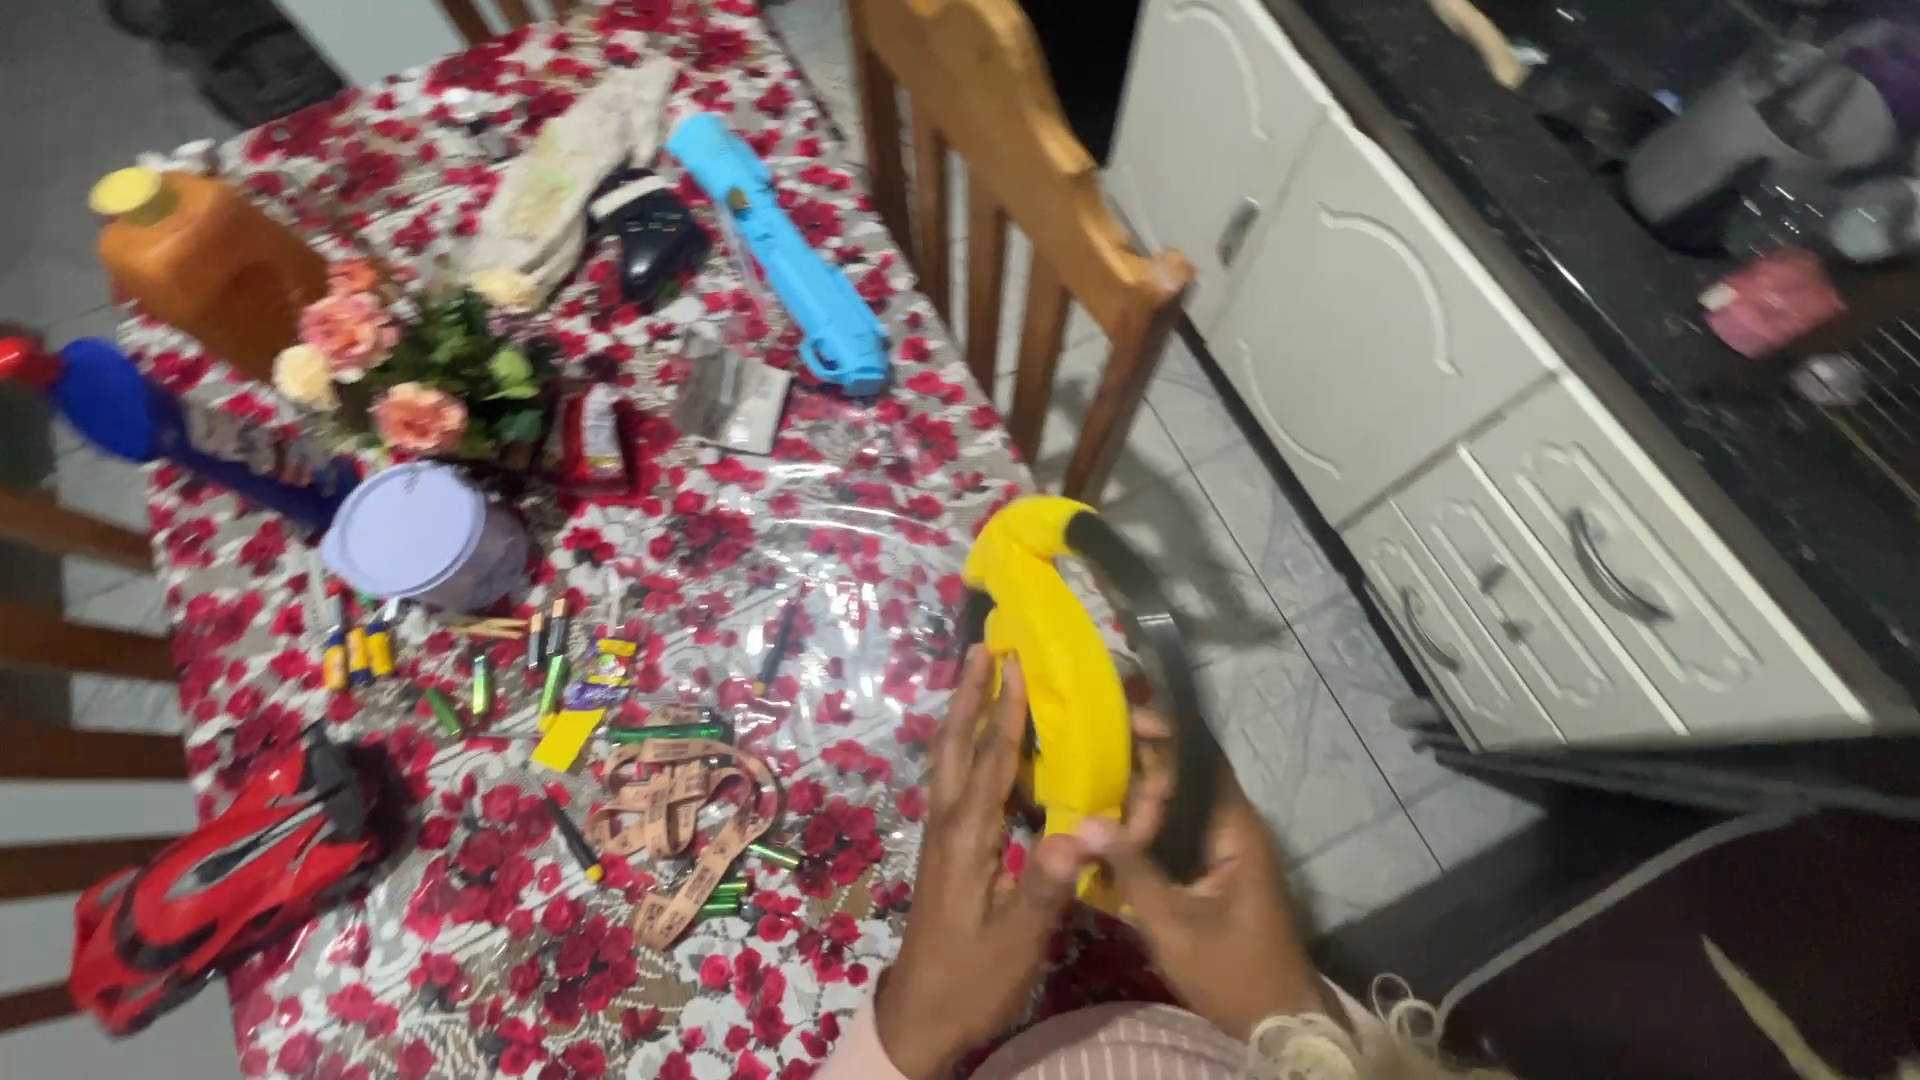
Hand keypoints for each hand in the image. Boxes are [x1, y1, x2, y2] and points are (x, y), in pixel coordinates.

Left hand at [875, 648, 1088, 1078]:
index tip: (1016, 665)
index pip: (990, 761)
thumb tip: (1083, 832)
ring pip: (948, 755)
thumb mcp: (1014, 942)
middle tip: (982, 647)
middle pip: (955, 742)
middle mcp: (947, 821)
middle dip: (968, 692)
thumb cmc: (972, 977)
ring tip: (977, 673)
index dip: (1006, 712)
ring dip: (962, 710)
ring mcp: (941, 830)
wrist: (921, 1011)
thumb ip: (1045, 888)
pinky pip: (954, 776)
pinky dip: (966, 743)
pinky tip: (980, 739)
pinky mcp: (944, 842)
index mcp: (966, 837)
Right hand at [1078, 709, 1333, 1040]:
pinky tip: (1115, 839)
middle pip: (1184, 777)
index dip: (1163, 733)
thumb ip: (1130, 868)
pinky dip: (1149, 830)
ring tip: (1099, 815)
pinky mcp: (1217, 868)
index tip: (1120, 722)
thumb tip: (1085, 822)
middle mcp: (1234, 826)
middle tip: (1099, 798)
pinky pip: (1179, 831)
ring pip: (1178, 805)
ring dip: (1140, 807)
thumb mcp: (1172, 925)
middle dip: (1140, 780)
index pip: (1199, 758)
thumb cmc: (1232, 974)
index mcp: (1235, 828)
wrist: (1279, 1028)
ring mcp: (1227, 847)